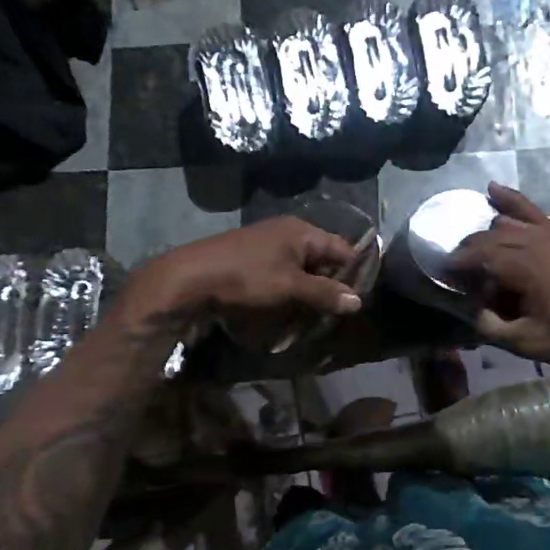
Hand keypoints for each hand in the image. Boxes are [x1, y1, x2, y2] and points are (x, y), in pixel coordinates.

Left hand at [131, 216, 361, 319]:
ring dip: (307, 293)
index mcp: (302, 231)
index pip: (342, 249)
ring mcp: (267, 245)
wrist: (191, 277)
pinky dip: (288, 291)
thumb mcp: (290, 287)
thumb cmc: (246, 277)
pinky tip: (286, 310)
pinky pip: (281, 274)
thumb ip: (325, 293)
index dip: (354, 274)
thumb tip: (358, 301)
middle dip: (329, 287)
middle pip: (322, 260)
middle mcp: (287, 232)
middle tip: (334, 314)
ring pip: (301, 270)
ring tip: (310, 317)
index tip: (358, 301)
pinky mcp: (251, 259)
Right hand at [449, 183, 549, 364]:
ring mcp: (548, 234)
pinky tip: (493, 189)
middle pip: (488, 237)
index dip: (458, 264)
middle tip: (456, 266)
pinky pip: (531, 211)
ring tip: (473, 247)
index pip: (478, 257)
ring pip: (505, 223)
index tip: (443, 272)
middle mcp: (532, 243)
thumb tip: (474, 311)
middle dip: (468, 250)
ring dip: (485, 233)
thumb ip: (492, 327)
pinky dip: (510, 200)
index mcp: (523, 267)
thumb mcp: (527, 341)